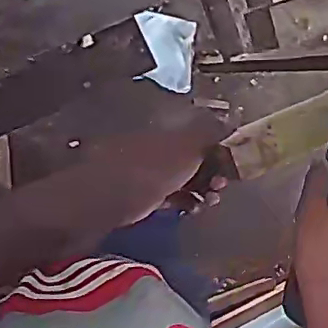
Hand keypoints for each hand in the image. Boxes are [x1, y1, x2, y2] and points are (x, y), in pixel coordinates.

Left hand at [25, 106, 230, 242]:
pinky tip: (188, 211)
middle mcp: (149, 147)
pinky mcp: (130, 197)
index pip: (198, 132)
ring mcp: (138, 172)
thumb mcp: (181, 151)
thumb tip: (231, 116)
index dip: (219, 147)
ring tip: (209, 203)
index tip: (235, 166)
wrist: (92, 208)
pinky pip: (164, 195)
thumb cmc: (141, 176)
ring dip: (198, 188)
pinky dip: (180, 201)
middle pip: (189, 155)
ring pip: (177, 177)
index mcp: (161, 131)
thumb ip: (207, 133)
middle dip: (211, 170)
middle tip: (223, 188)